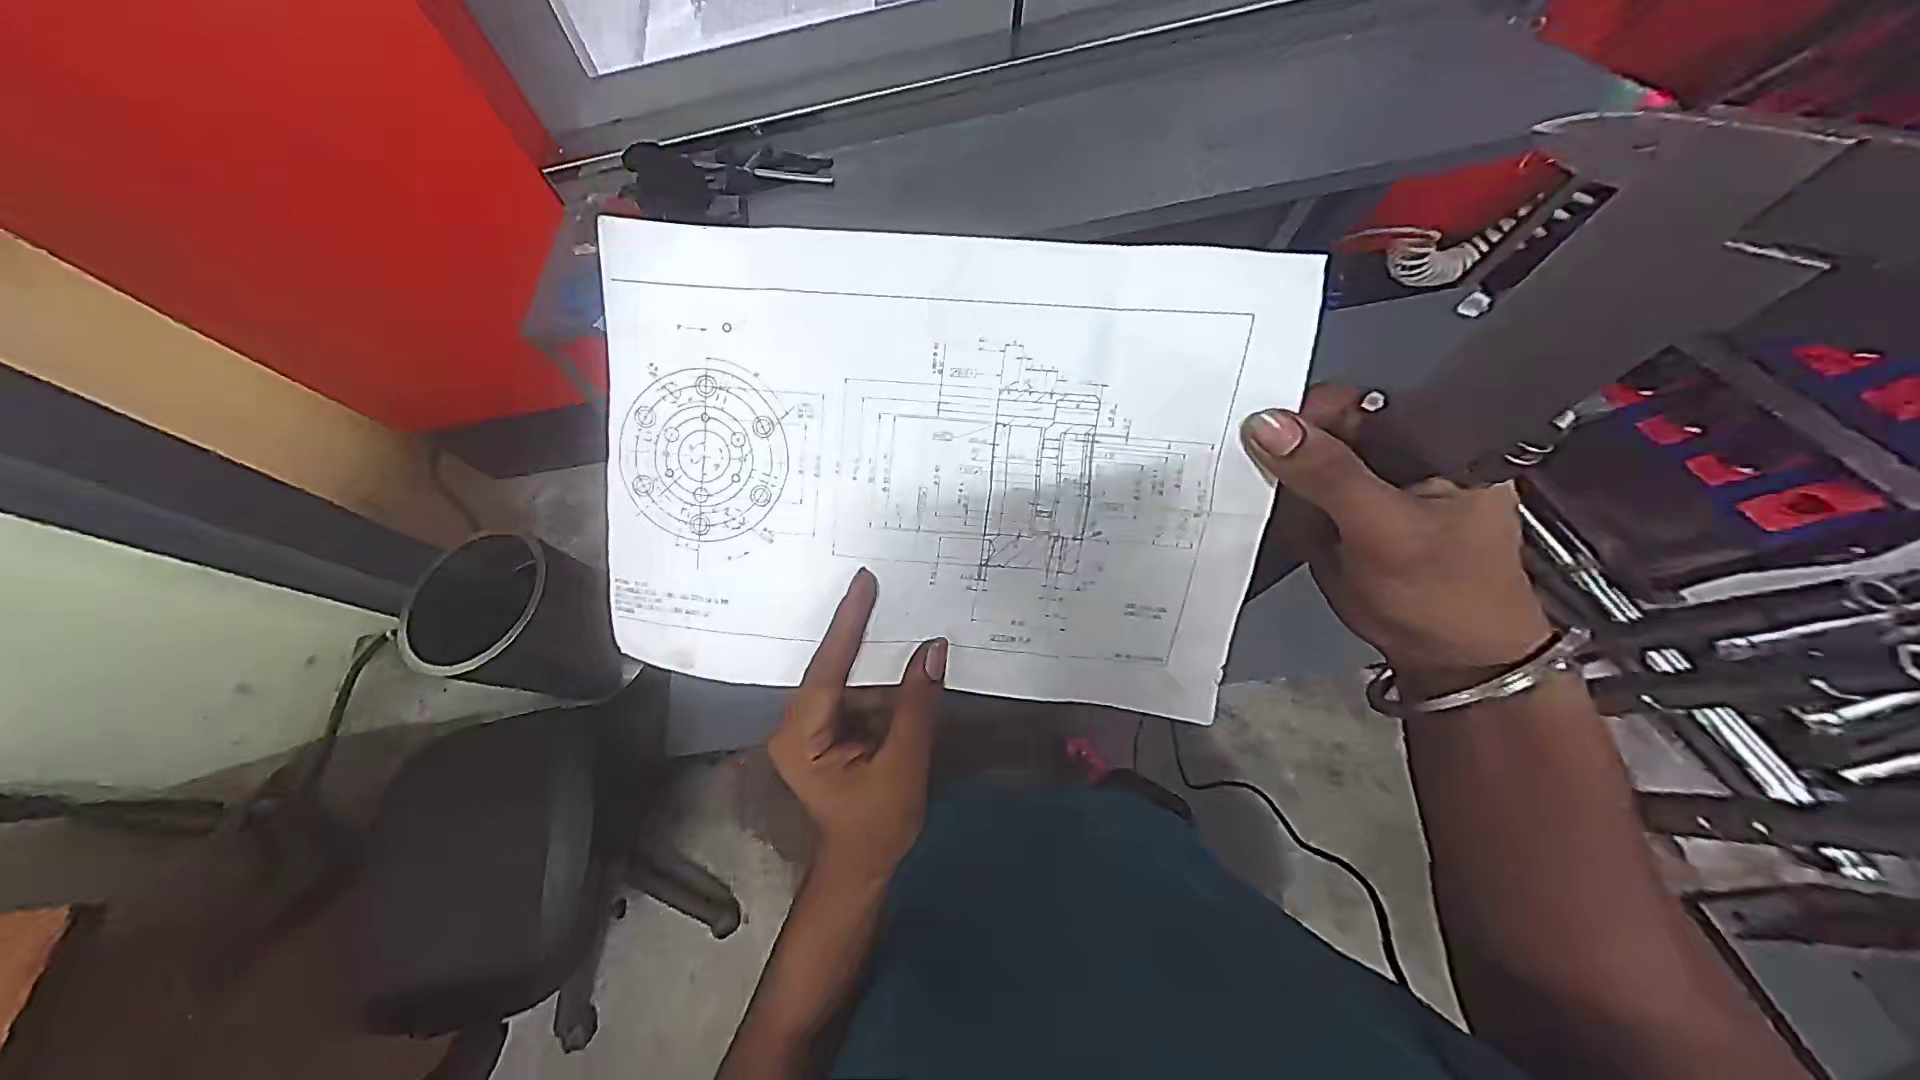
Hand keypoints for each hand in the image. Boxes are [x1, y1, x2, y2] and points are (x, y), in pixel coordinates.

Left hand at [769, 568, 947, 879]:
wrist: (862, 865)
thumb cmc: (876, 827)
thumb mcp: (902, 765)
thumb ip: (916, 705)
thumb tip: (932, 651)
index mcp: (800, 738)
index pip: (827, 669)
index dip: (849, 623)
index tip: (862, 584)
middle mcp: (797, 725)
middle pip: (838, 670)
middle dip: (868, 639)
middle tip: (886, 591)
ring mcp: (813, 727)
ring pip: (854, 682)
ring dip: (885, 673)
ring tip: (915, 643)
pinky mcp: (831, 730)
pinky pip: (861, 696)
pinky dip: (887, 691)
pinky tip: (910, 679)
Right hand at [1241, 384, 1552, 690]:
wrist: (1444, 659)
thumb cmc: (1439, 592)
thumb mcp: (1383, 528)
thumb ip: (1327, 474)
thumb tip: (1266, 424)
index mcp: (1431, 439)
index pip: (1358, 401)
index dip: (1312, 413)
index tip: (1274, 440)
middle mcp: (1394, 454)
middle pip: (1322, 429)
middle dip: (1291, 453)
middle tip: (1278, 485)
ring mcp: (1363, 486)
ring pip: (1303, 463)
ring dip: (1283, 484)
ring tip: (1303, 522)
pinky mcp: (1338, 514)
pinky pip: (1296, 494)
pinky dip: (1283, 507)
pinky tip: (1296, 528)